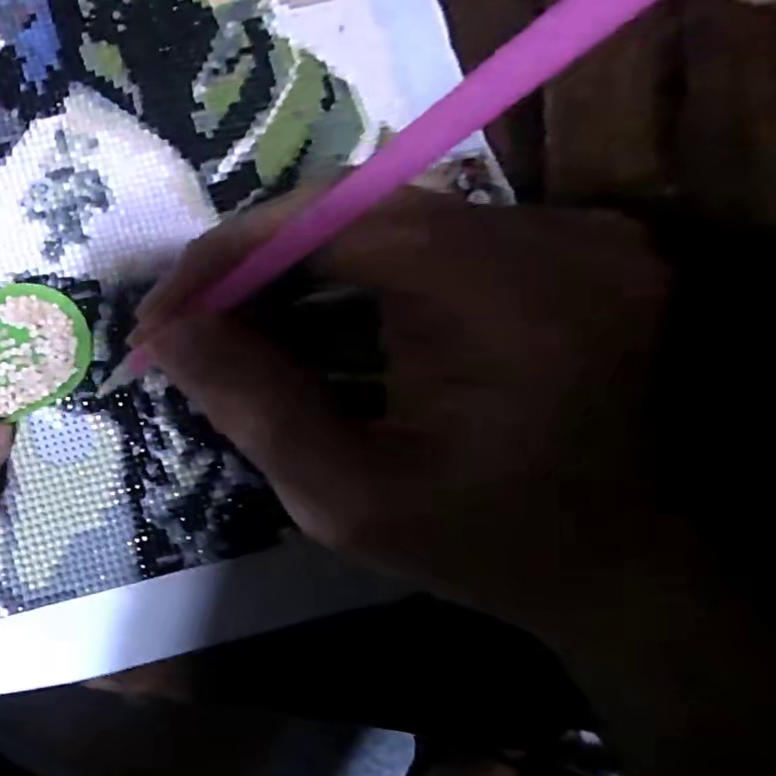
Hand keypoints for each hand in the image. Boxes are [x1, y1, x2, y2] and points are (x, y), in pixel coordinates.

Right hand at [135, 190, 674, 627]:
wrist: (617, 566)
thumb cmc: (474, 543)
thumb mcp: (338, 495)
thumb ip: (250, 403)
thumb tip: (165, 333)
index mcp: (500, 298)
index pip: (330, 218)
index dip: (225, 256)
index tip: (157, 318)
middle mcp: (545, 237)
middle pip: (348, 208)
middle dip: (243, 265)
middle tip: (177, 327)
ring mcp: (559, 235)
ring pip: (372, 220)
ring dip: (281, 271)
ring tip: (221, 331)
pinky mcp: (551, 250)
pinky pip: (410, 240)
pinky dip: (333, 277)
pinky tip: (293, 327)